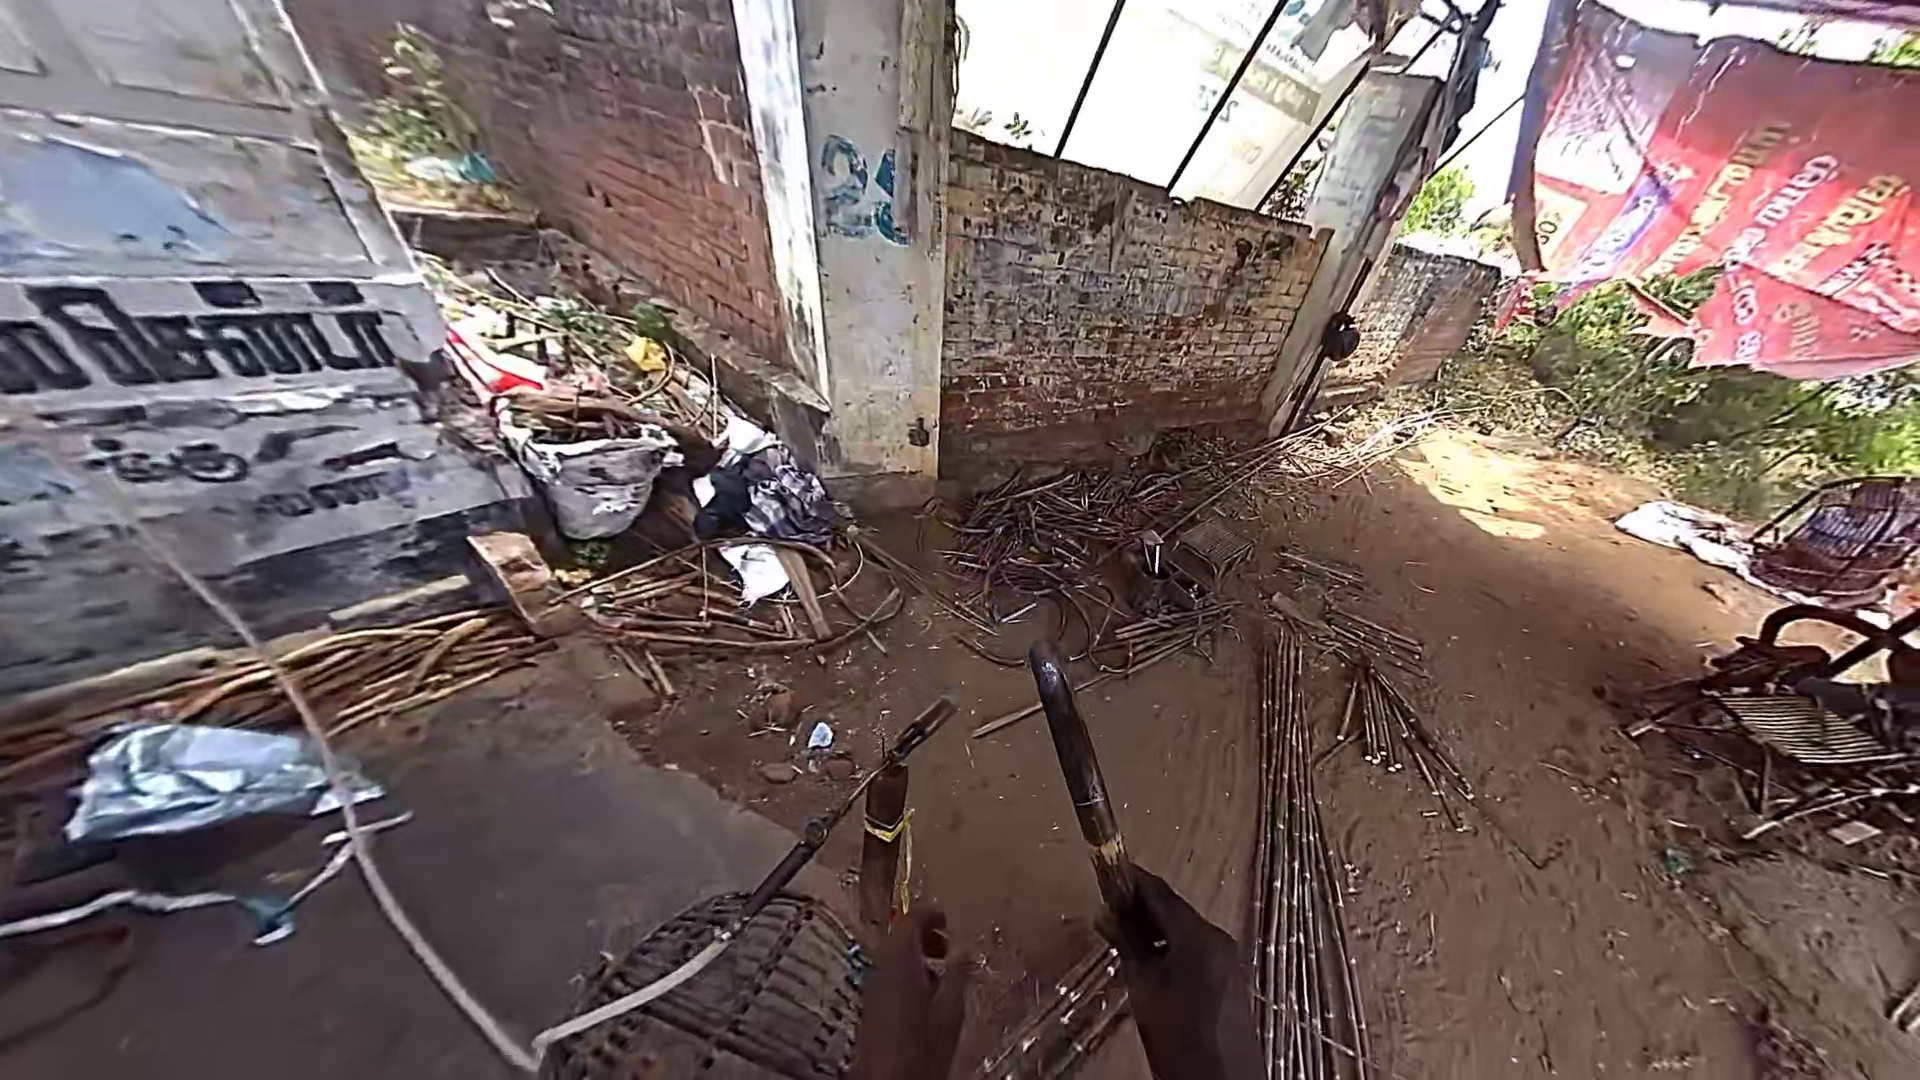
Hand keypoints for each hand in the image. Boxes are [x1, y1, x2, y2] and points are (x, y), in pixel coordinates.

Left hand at [850, 909, 969, 1079]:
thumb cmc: (922, 1047)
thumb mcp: (950, 1011)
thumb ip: (958, 976)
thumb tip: (964, 951)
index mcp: (901, 960)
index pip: (911, 920)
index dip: (930, 915)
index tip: (947, 921)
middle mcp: (882, 967)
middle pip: (900, 936)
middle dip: (925, 937)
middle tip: (947, 949)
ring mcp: (873, 986)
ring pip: (894, 957)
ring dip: (917, 957)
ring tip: (940, 977)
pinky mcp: (870, 1006)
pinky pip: (888, 976)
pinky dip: (907, 974)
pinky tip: (924, 998)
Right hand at [1102, 868, 1260, 1079]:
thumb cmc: (1178, 1038)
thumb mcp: (1144, 988)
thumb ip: (1126, 942)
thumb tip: (1103, 912)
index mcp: (1199, 935)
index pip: (1159, 892)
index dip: (1130, 879)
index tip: (1104, 871)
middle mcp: (1217, 937)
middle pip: (1172, 908)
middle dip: (1139, 905)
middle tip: (1106, 906)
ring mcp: (1226, 958)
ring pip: (1181, 927)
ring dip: (1152, 926)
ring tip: (1119, 930)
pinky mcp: (1228, 977)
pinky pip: (1193, 946)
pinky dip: (1168, 944)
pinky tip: (1146, 955)